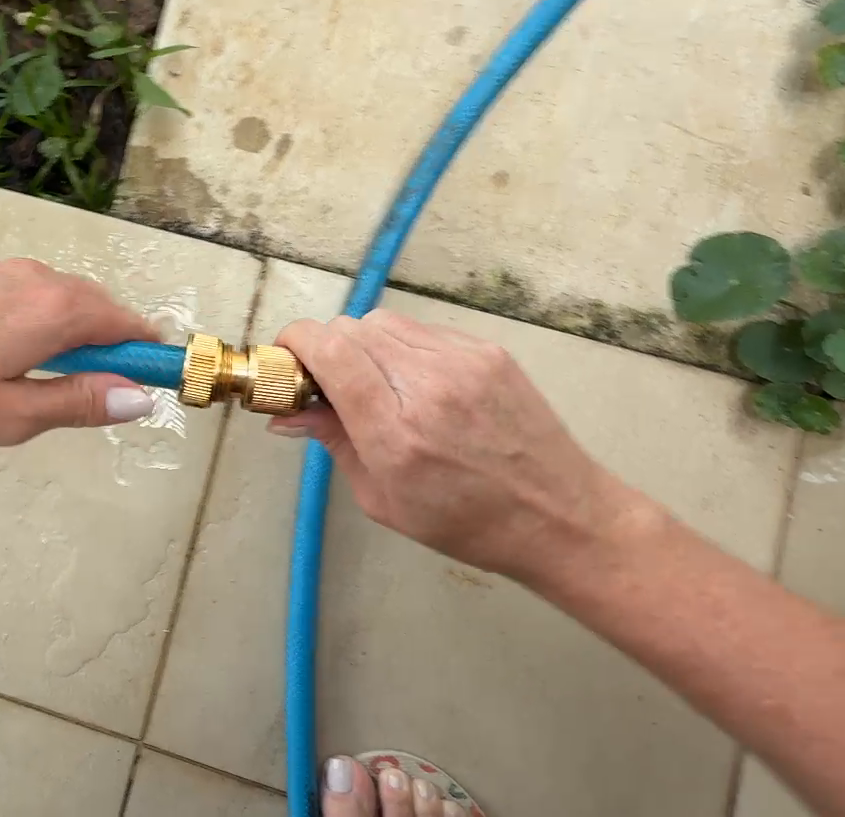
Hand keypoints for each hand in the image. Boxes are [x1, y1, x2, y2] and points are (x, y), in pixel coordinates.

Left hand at [0, 258, 159, 446]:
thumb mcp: (11, 415)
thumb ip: (81, 402)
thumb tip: (140, 398)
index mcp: (54, 310)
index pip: (125, 323)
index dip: (145, 351)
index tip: (152, 376)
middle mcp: (30, 276)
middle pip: (90, 304)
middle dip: (104, 340)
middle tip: (93, 385)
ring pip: (47, 294)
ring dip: (60, 327)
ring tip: (34, 371)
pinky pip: (8, 289)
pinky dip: (21, 314)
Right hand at [271, 310, 641, 580]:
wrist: (560, 516)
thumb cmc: (463, 523)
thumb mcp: (381, 499)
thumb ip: (332, 442)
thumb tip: (284, 412)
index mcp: (394, 432)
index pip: (329, 350)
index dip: (296, 342)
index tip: (287, 359)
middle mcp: (427, 386)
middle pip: (350, 329)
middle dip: (327, 348)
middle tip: (330, 382)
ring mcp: (462, 361)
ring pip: (383, 321)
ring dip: (363, 344)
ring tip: (376, 382)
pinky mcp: (487, 351)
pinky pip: (422, 330)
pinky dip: (403, 347)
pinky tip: (416, 382)